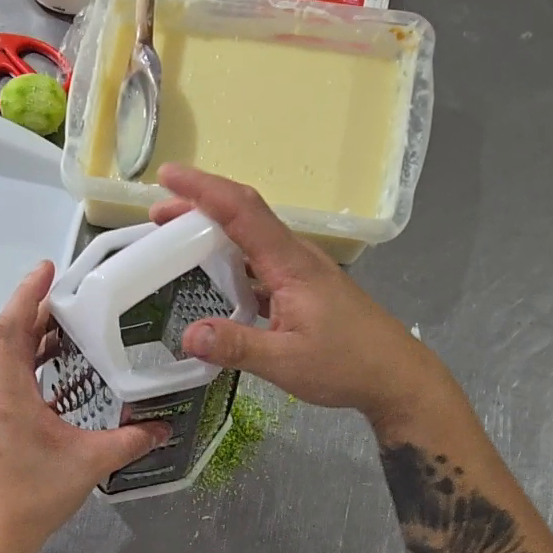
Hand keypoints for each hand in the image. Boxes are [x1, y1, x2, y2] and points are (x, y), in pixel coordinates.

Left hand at [0, 262, 168, 552]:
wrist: (0, 532)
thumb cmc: (39, 494)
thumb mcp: (92, 462)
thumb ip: (131, 440)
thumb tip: (165, 427)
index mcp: (8, 394)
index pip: (10, 328)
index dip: (28, 293)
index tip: (48, 269)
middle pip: (9, 339)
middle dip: (40, 315)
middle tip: (75, 298)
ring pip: (6, 359)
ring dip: (35, 341)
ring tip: (70, 329)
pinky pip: (5, 378)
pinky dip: (28, 364)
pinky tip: (54, 369)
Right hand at [151, 164, 449, 435]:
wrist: (395, 376)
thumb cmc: (347, 365)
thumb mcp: (285, 362)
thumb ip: (236, 347)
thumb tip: (187, 335)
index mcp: (291, 265)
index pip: (243, 211)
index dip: (204, 189)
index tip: (168, 175)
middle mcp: (295, 258)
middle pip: (244, 216)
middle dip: (198, 207)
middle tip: (157, 215)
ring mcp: (300, 272)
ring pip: (251, 239)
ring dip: (213, 233)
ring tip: (174, 241)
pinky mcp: (302, 289)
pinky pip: (259, 263)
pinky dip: (229, 260)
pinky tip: (213, 279)